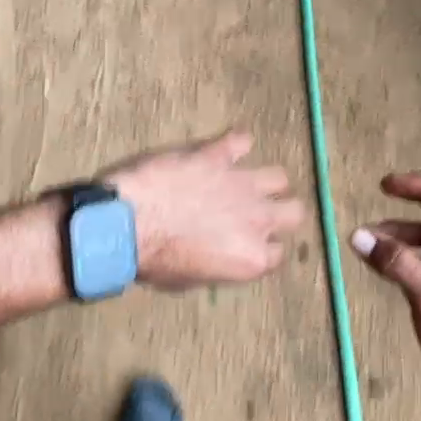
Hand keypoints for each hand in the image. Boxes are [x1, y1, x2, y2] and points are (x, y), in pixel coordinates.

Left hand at [104, 132, 305, 291]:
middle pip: (293, 212)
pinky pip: (241, 140)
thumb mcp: (189, 280)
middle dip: (278, 211)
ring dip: (263, 180)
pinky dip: (236, 143)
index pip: (276, 253)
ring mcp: (240, 184)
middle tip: (254, 212)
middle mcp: (257, 220)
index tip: (246, 242)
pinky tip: (227, 147)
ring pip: (277, 176)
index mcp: (252, 257)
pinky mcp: (217, 156)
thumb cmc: (152, 259)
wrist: (128, 224)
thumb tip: (218, 255)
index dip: (261, 246)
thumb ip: (218, 265)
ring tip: (242, 181)